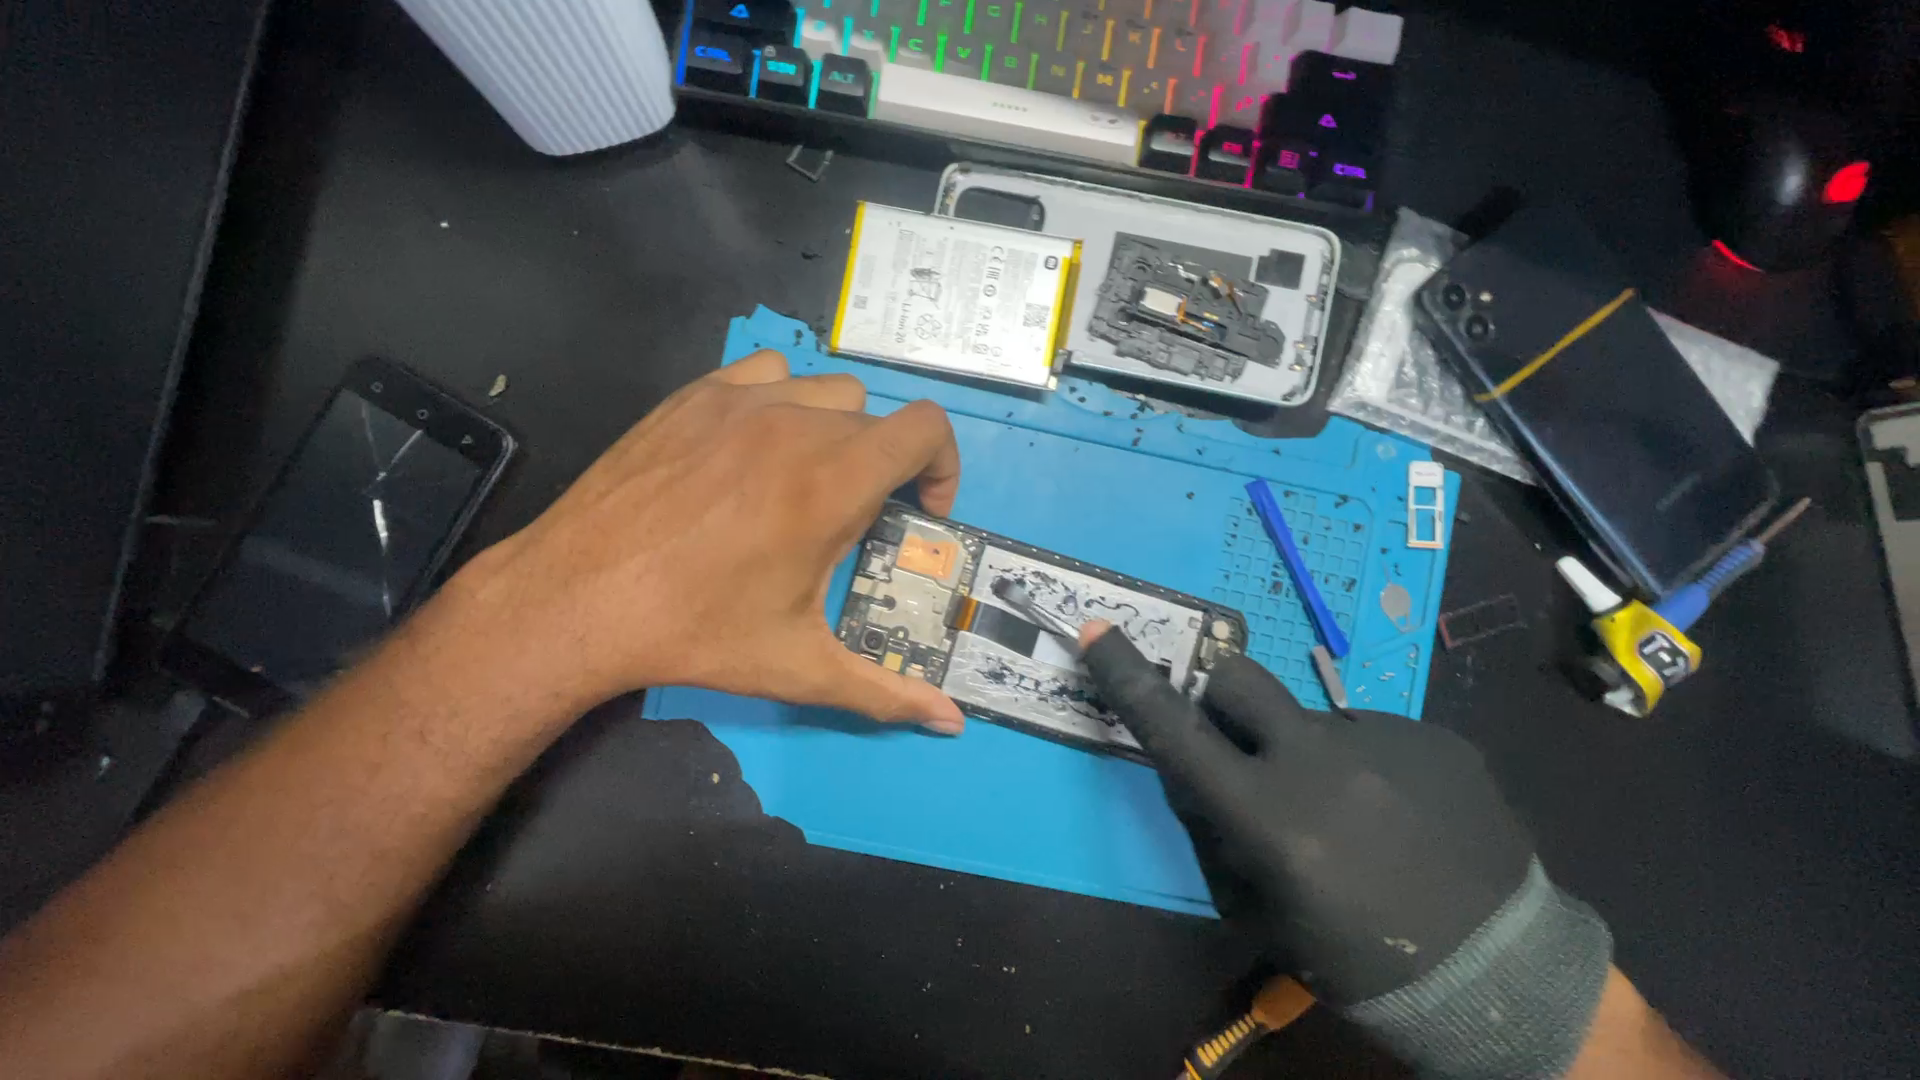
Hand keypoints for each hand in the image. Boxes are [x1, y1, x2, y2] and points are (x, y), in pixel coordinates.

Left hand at [449, 350, 966, 731]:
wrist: (577, 599)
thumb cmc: (697, 631)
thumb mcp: (800, 668)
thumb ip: (886, 693)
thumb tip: (951, 723)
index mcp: (832, 481)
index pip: (925, 429)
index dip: (942, 465)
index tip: (919, 511)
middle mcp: (795, 424)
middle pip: (875, 419)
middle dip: (883, 466)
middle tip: (850, 520)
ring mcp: (740, 401)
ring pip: (823, 391)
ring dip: (836, 429)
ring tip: (804, 480)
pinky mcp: (693, 396)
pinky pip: (765, 373)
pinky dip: (781, 399)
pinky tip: (751, 449)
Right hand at [1078, 622, 1532, 1004]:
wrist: (1504, 977)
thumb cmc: (1357, 961)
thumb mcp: (1260, 913)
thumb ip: (1214, 834)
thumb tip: (1193, 775)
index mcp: (1269, 814)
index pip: (1175, 731)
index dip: (1126, 676)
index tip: (1097, 629)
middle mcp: (1321, 761)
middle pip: (1238, 679)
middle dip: (1221, 701)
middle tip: (1243, 746)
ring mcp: (1387, 742)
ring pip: (1310, 717)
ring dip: (1307, 751)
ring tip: (1357, 815)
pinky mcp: (1438, 740)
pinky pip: (1374, 735)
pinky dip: (1367, 766)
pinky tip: (1402, 817)